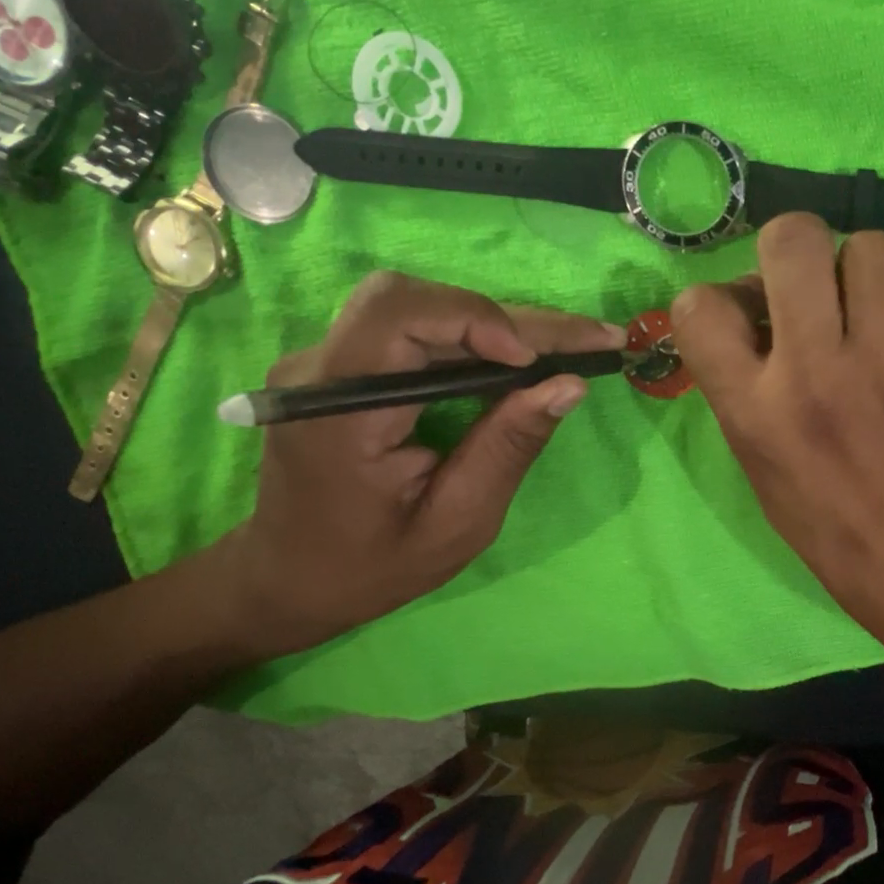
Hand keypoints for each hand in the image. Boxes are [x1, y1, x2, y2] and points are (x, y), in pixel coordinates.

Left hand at [217, 271, 623, 656]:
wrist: (289, 580)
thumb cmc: (372, 567)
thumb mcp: (457, 522)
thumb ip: (507, 449)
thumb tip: (569, 385)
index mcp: (337, 413)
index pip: (397, 318)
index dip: (476, 318)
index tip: (537, 361)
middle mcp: (320, 370)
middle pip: (419, 303)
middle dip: (516, 320)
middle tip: (594, 340)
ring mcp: (327, 363)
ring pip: (422, 309)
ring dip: (502, 326)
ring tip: (572, 349)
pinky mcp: (344, 369)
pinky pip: (416, 332)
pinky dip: (478, 340)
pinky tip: (526, 361)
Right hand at [671, 213, 883, 653]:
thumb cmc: (830, 526)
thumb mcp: (759, 465)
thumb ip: (743, 384)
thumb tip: (755, 307)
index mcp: (754, 411)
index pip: (699, 304)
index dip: (715, 300)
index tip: (745, 319)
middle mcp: (815, 374)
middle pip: (794, 239)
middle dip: (793, 249)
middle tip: (811, 286)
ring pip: (871, 248)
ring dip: (862, 268)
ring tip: (868, 307)